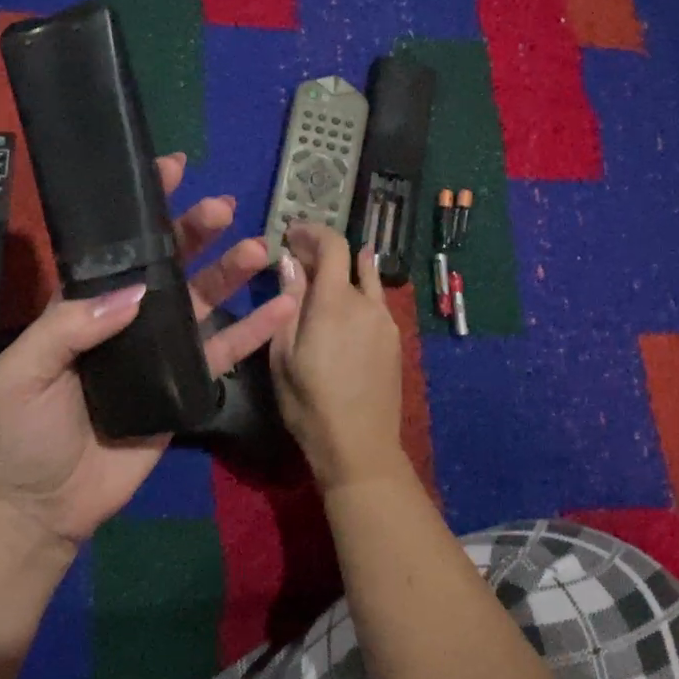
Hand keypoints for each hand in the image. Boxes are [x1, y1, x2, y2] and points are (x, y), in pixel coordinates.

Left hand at [0, 153, 298, 544]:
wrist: (44, 505)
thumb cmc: (22, 433)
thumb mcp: (24, 372)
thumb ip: (69, 327)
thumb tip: (135, 291)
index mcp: (84, 308)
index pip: (116, 248)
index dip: (143, 209)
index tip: (172, 170)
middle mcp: (125, 321)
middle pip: (167, 266)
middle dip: (194, 233)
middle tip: (222, 208)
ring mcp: (158, 353)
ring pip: (200, 302)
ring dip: (228, 273)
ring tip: (258, 248)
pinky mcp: (184, 389)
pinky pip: (221, 354)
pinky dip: (252, 330)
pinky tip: (279, 307)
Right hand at [269, 224, 407, 490]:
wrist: (360, 446)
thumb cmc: (310, 403)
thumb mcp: (284, 354)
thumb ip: (288, 302)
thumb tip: (289, 262)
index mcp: (335, 302)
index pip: (333, 245)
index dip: (312, 232)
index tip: (291, 233)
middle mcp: (366, 303)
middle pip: (347, 261)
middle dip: (320, 254)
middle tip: (295, 260)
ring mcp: (385, 321)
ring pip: (365, 281)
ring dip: (342, 272)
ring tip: (320, 280)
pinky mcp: (394, 340)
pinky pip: (376, 302)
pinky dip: (358, 291)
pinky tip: (345, 305)